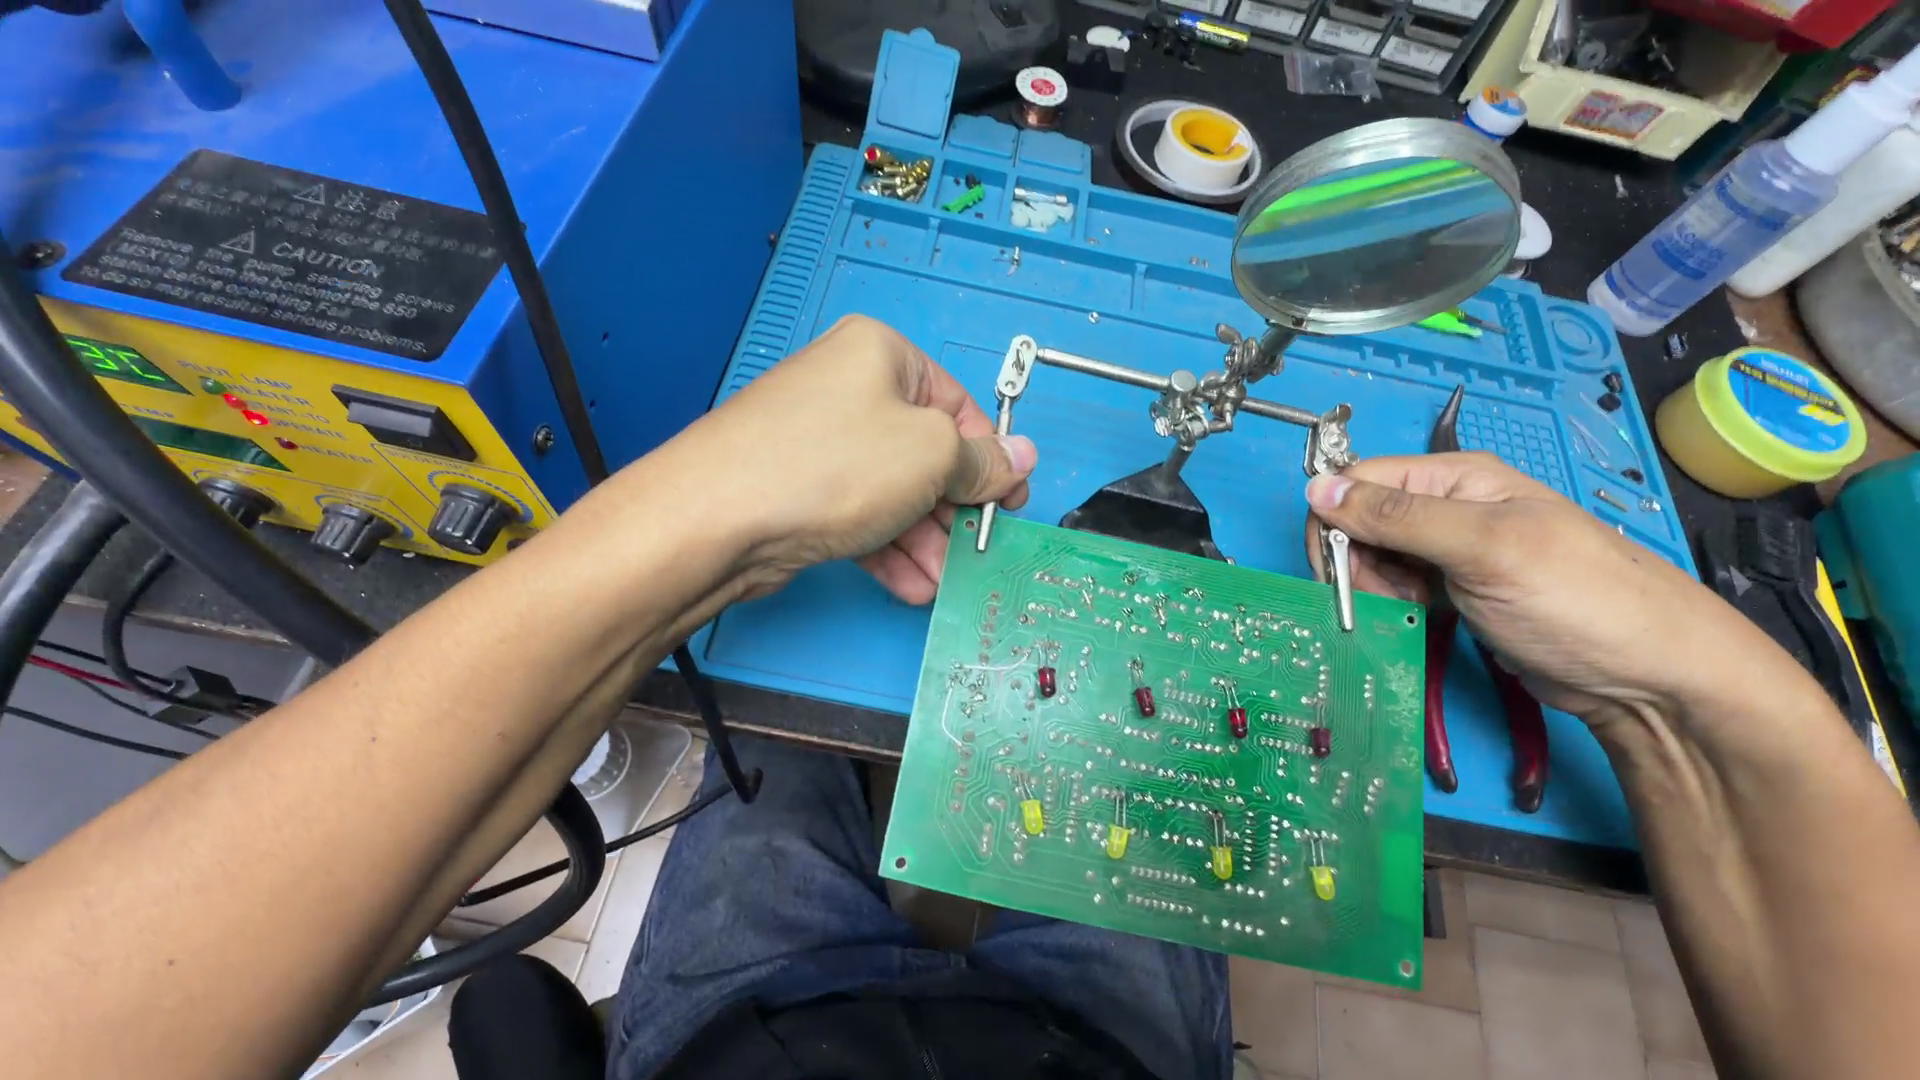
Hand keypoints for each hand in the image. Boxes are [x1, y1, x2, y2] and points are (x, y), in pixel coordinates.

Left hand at [669, 315, 1035, 603]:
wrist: (717, 518)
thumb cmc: (833, 466)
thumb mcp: (931, 456)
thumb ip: (983, 461)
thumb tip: (1024, 456)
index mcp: (881, 355)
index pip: (958, 405)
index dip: (989, 457)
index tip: (1008, 503)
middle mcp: (848, 390)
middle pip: (925, 453)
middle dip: (953, 510)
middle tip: (974, 550)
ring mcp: (819, 443)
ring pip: (893, 492)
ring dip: (924, 541)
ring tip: (942, 581)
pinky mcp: (799, 489)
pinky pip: (859, 514)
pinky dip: (887, 549)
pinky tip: (910, 586)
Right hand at [1304, 453, 1764, 725]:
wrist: (1649, 678)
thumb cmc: (1574, 601)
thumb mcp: (1482, 548)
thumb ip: (1397, 517)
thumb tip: (1314, 489)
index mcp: (1455, 479)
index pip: (1359, 480)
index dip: (1335, 518)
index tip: (1337, 566)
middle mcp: (1447, 507)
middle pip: (1360, 521)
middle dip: (1355, 560)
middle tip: (1386, 595)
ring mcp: (1450, 551)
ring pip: (1373, 557)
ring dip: (1374, 587)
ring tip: (1410, 610)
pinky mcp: (1454, 591)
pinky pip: (1398, 586)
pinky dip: (1393, 603)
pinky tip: (1417, 619)